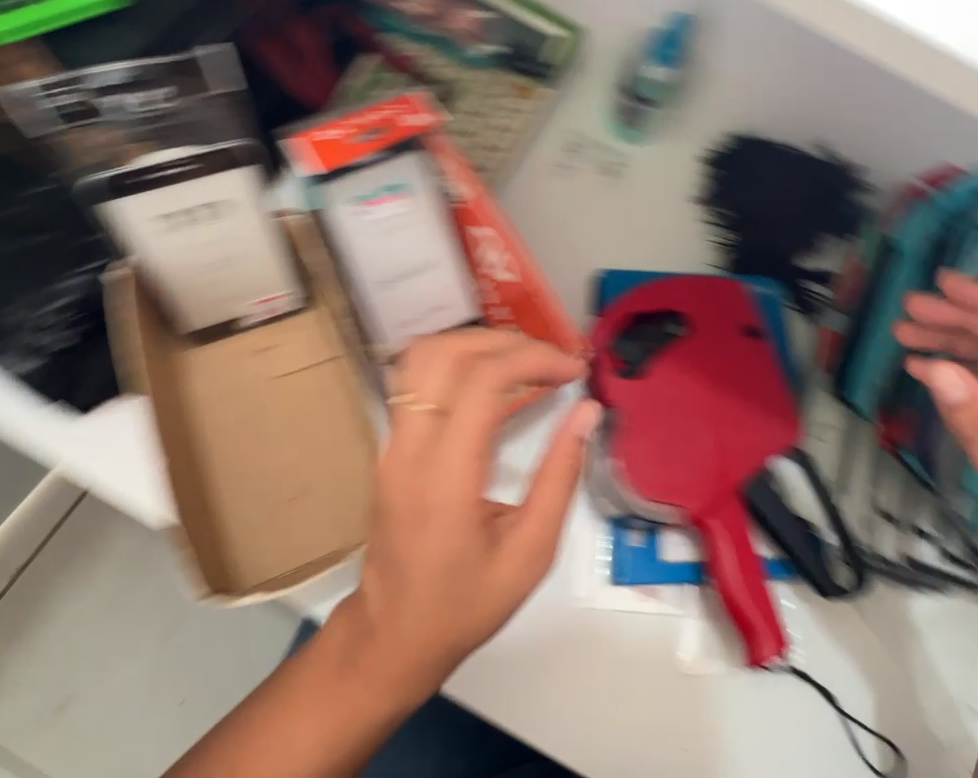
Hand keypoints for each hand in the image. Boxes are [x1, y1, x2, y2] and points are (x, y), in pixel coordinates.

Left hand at [333, 329, 601, 696]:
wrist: (392, 635)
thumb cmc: (466, 604)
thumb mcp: (531, 554)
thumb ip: (560, 478)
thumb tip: (587, 413)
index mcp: (445, 477)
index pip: (482, 382)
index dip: (533, 359)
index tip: (573, 369)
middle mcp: (408, 448)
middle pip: (444, 353)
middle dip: (505, 341)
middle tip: (551, 359)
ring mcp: (391, 444)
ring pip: (421, 359)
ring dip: (476, 345)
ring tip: (525, 362)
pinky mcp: (390, 447)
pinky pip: (418, 384)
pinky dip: (459, 366)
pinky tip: (497, 385)